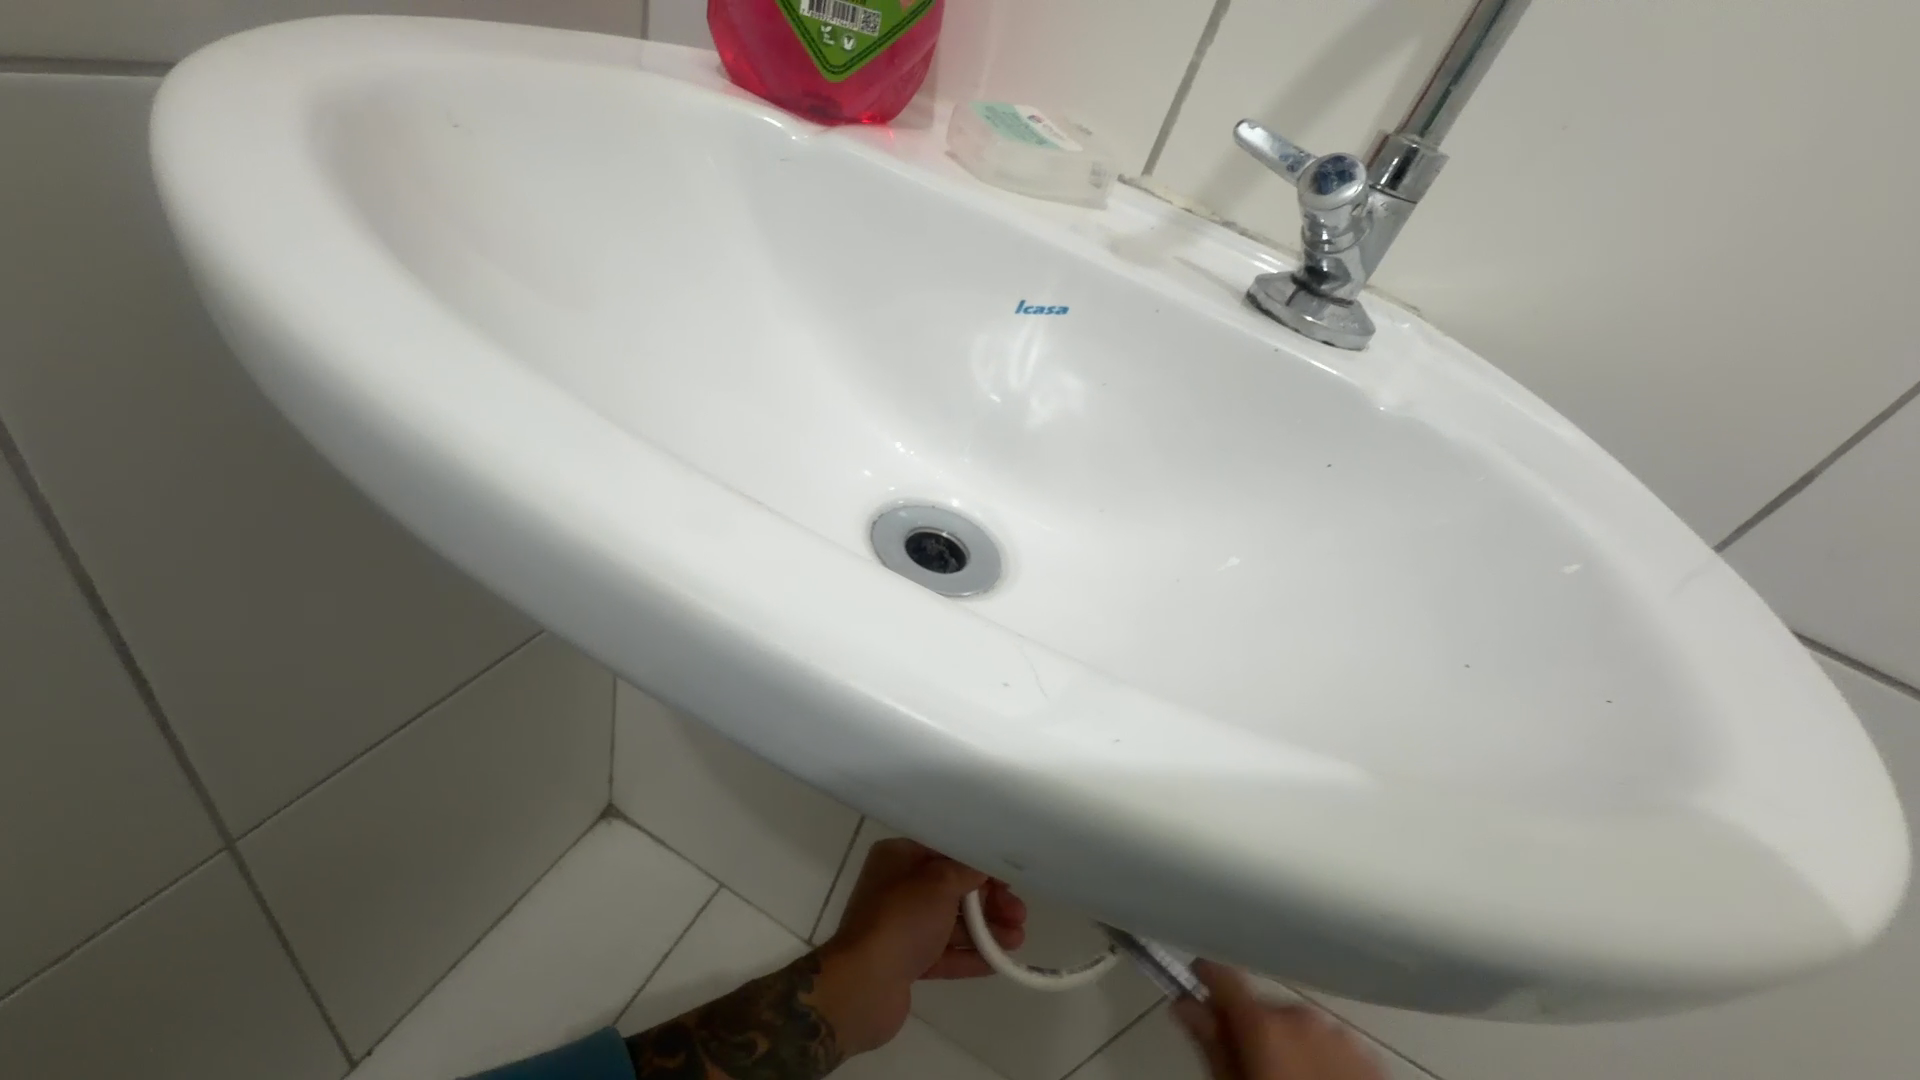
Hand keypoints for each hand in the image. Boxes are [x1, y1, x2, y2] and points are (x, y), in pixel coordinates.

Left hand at [815, 839, 1026, 1054]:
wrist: (863, 986)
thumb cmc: (901, 921)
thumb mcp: (939, 883)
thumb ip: (967, 870)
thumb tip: (985, 865)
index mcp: (899, 857)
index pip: (946, 851)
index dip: (979, 861)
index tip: (1008, 875)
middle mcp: (899, 887)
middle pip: (953, 888)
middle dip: (988, 901)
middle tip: (1018, 913)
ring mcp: (902, 926)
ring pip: (952, 922)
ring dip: (985, 929)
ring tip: (1017, 940)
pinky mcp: (907, 960)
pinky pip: (945, 952)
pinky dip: (970, 954)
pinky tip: (999, 961)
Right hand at [1173, 962, 1384, 1079]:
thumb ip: (1211, 1045)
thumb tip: (1185, 1004)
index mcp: (1264, 1025)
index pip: (1222, 977)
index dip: (1204, 977)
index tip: (1194, 985)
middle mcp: (1302, 1018)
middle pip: (1262, 1009)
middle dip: (1251, 1030)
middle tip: (1250, 1070)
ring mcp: (1341, 1037)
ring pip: (1298, 1028)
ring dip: (1288, 1046)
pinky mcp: (1371, 1060)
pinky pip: (1332, 1046)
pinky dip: (1321, 1060)